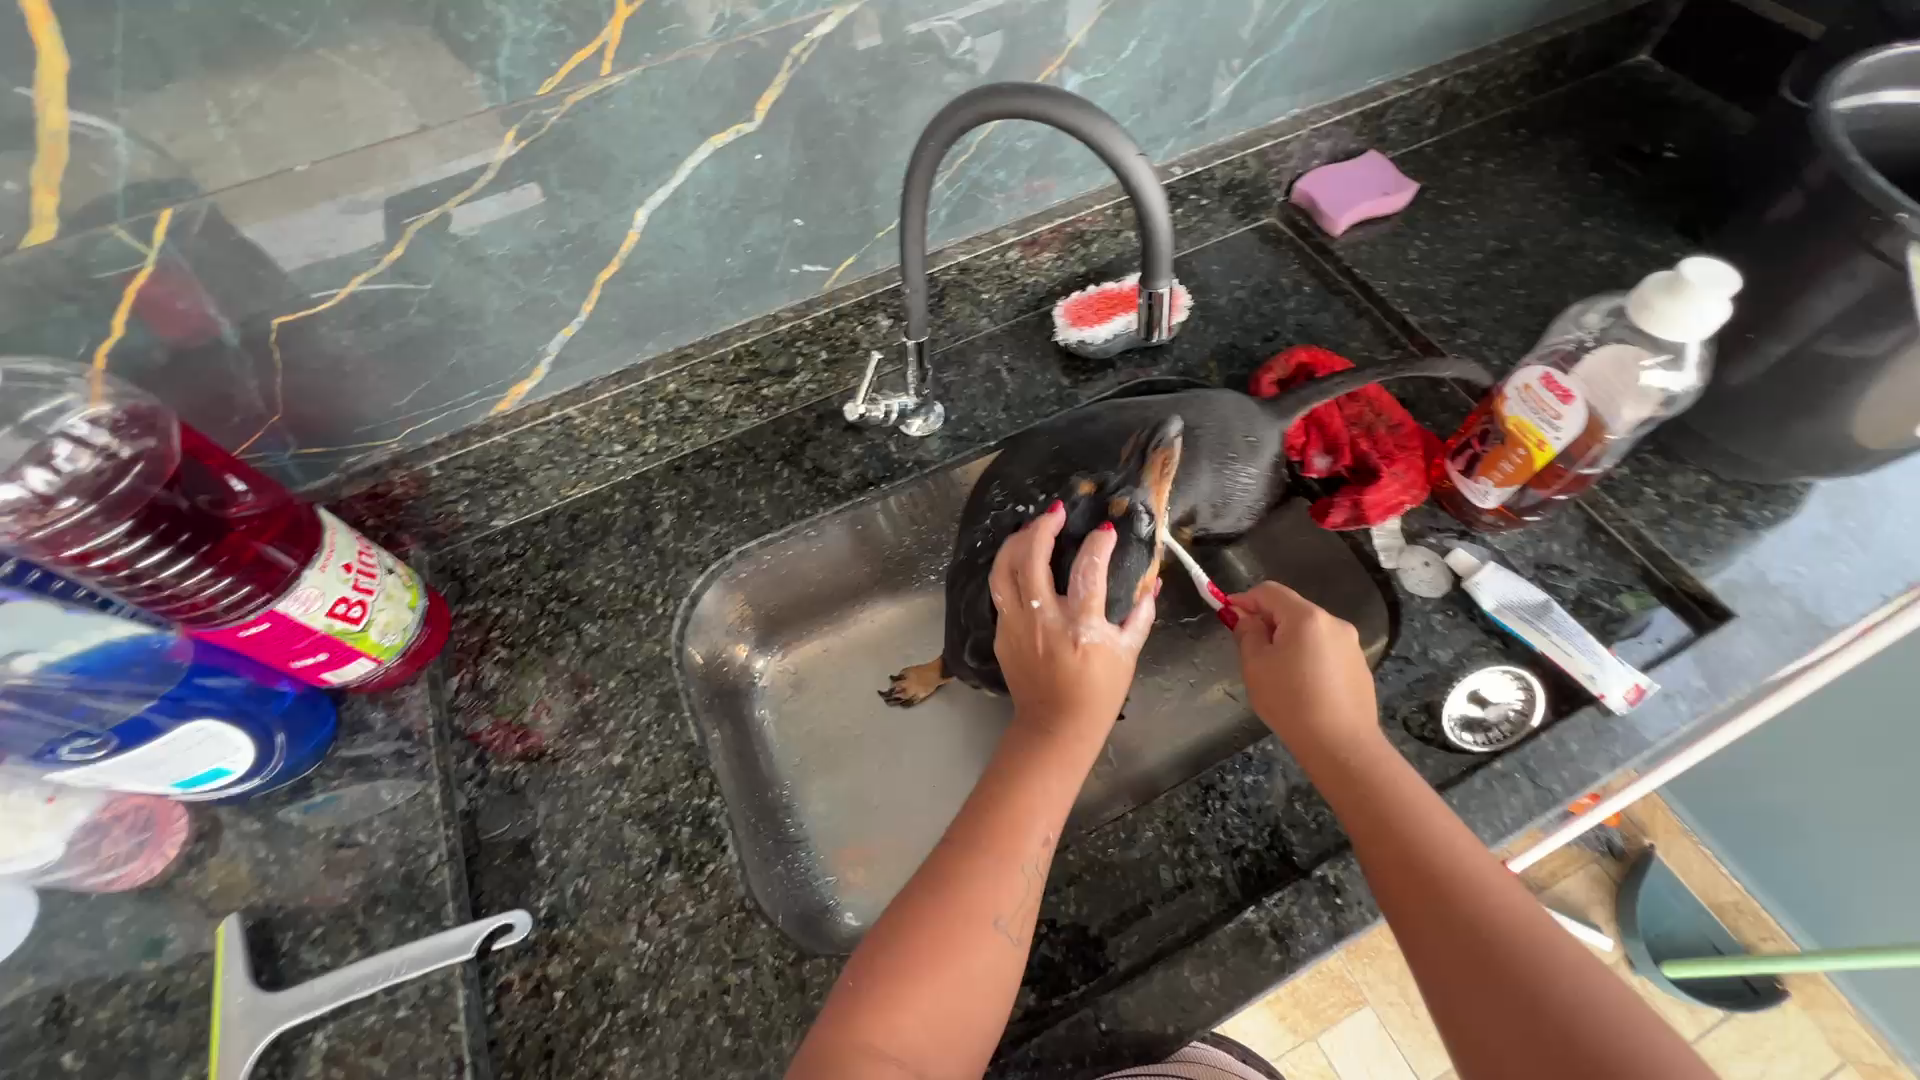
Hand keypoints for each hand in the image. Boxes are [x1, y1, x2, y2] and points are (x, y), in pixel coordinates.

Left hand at [990, 502, 1154, 743]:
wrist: (1055, 727)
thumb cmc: (1098, 694)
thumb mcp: (1128, 655)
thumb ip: (1141, 614)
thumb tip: (1154, 581)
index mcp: (1081, 626)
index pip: (1088, 570)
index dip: (1097, 544)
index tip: (1105, 530)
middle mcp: (1043, 620)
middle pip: (1031, 559)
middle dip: (1042, 527)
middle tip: (1056, 512)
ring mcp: (1016, 626)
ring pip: (1003, 571)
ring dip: (1015, 543)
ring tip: (1031, 528)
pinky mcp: (1002, 634)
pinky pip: (1000, 592)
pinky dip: (1009, 570)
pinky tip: (1020, 561)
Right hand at [1229, 581, 1380, 755]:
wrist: (1340, 745)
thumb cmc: (1290, 701)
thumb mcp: (1255, 665)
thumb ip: (1247, 633)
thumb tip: (1244, 616)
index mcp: (1306, 617)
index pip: (1269, 591)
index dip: (1244, 599)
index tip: (1227, 614)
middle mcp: (1333, 623)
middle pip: (1291, 609)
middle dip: (1267, 621)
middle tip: (1249, 648)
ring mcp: (1350, 644)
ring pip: (1309, 631)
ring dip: (1288, 640)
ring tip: (1276, 672)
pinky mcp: (1359, 666)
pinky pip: (1325, 650)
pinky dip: (1307, 657)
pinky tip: (1302, 686)